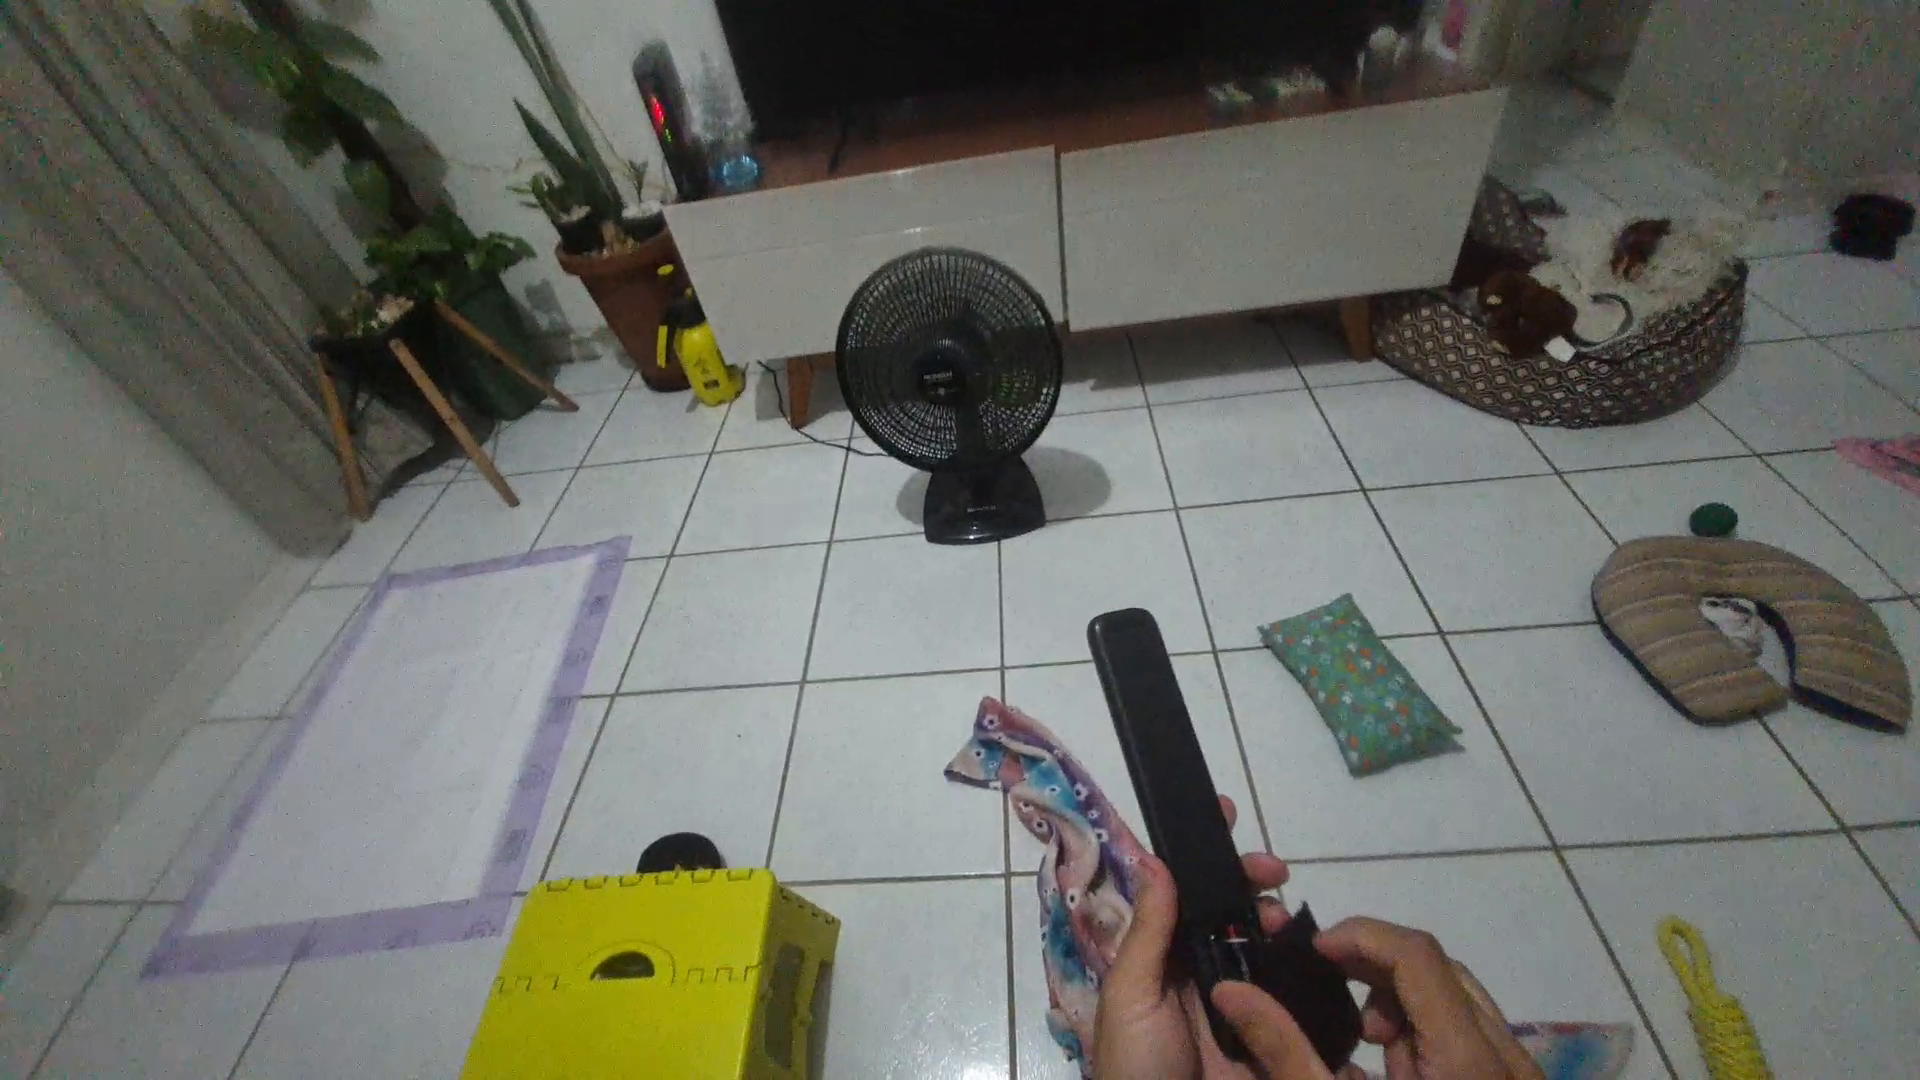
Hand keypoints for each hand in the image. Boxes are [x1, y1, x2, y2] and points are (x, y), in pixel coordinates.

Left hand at [1093, 797, 1350, 1079]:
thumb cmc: (1133, 1062)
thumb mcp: (1131, 992)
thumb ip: (1148, 930)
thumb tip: (1155, 859)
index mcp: (1164, 956)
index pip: (1186, 894)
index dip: (1204, 856)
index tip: (1223, 815)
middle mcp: (1202, 971)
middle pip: (1231, 912)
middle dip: (1251, 881)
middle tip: (1273, 869)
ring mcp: (1241, 1004)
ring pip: (1265, 947)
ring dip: (1278, 920)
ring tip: (1285, 917)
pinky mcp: (1273, 1038)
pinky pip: (1293, 997)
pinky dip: (1306, 972)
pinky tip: (1312, 954)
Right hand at [1276, 917, 1541, 1079]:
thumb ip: (1286, 1050)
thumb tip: (1233, 990)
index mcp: (1468, 1063)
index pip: (1417, 954)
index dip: (1359, 935)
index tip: (1314, 952)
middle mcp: (1509, 1061)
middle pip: (1438, 967)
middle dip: (1376, 969)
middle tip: (1337, 1002)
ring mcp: (1523, 1077)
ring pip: (1459, 998)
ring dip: (1402, 1002)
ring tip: (1369, 1046)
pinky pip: (1476, 1034)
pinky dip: (1430, 1032)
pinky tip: (1402, 1073)